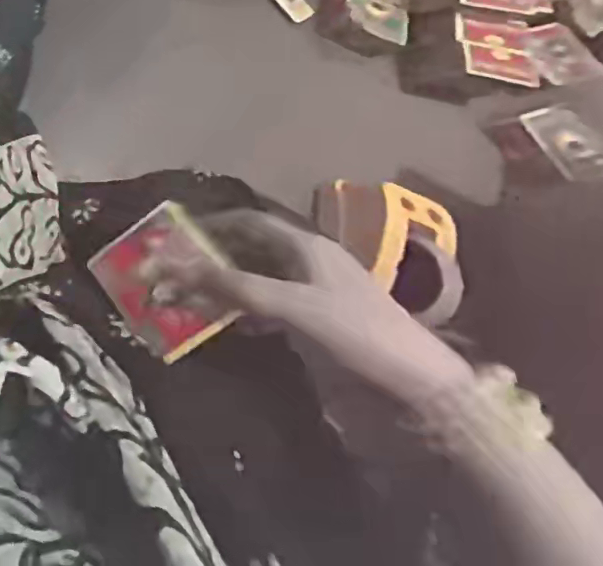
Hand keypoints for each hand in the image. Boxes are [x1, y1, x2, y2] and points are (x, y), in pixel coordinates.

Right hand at [177, 210, 474, 405]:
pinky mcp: (322, 313)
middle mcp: (309, 257)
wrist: (422, 382)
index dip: (214, 223)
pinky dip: (249, 305)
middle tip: (183, 269)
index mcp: (304, 244)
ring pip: (260, 275)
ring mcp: (317, 285)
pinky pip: (274, 299)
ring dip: (229, 284)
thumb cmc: (357, 330)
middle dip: (215, 256)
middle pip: (251, 247)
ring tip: (198, 297)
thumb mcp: (292, 306)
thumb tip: (180, 268)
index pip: (249, 220)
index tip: (181, 234)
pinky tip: (233, 322)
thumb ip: (237, 287)